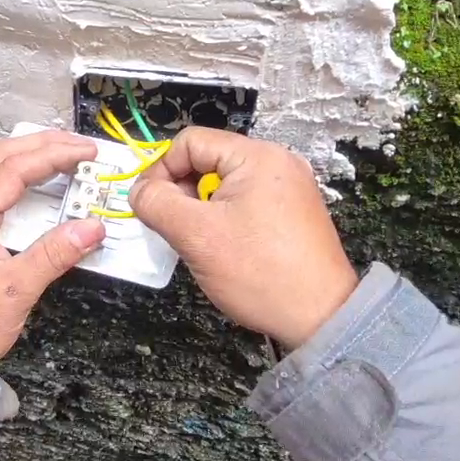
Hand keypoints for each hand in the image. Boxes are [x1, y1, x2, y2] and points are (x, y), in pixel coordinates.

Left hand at [0, 131, 106, 376]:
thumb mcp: (14, 292)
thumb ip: (53, 255)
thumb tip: (91, 228)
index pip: (15, 168)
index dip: (54, 154)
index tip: (87, 152)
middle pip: (3, 157)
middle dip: (44, 144)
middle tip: (82, 146)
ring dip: (33, 160)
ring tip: (69, 159)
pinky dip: (25, 185)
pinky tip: (45, 192)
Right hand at [129, 128, 358, 348]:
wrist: (320, 318)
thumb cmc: (259, 272)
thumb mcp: (195, 235)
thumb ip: (157, 203)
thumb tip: (138, 191)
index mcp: (257, 156)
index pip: (191, 142)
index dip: (161, 170)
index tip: (150, 205)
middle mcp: (278, 163)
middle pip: (208, 161)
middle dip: (182, 192)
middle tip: (174, 228)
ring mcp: (289, 188)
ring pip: (223, 185)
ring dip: (200, 209)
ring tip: (199, 242)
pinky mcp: (292, 213)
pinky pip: (244, 202)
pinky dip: (223, 220)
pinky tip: (223, 248)